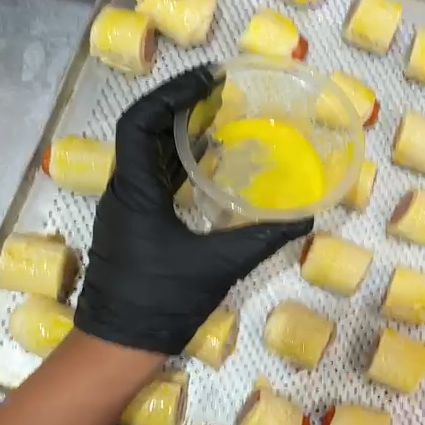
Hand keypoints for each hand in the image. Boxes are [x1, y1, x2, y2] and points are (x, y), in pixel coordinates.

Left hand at [74, 65, 311, 354]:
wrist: (119, 344)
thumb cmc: (160, 300)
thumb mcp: (217, 266)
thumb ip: (261, 239)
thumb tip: (305, 219)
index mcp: (135, 190)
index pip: (139, 122)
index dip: (171, 94)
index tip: (207, 80)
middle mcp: (124, 190)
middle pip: (143, 130)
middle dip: (179, 105)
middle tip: (220, 91)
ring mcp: (127, 207)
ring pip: (147, 153)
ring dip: (178, 130)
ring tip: (218, 115)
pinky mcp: (134, 223)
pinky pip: (155, 176)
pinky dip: (179, 160)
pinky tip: (209, 162)